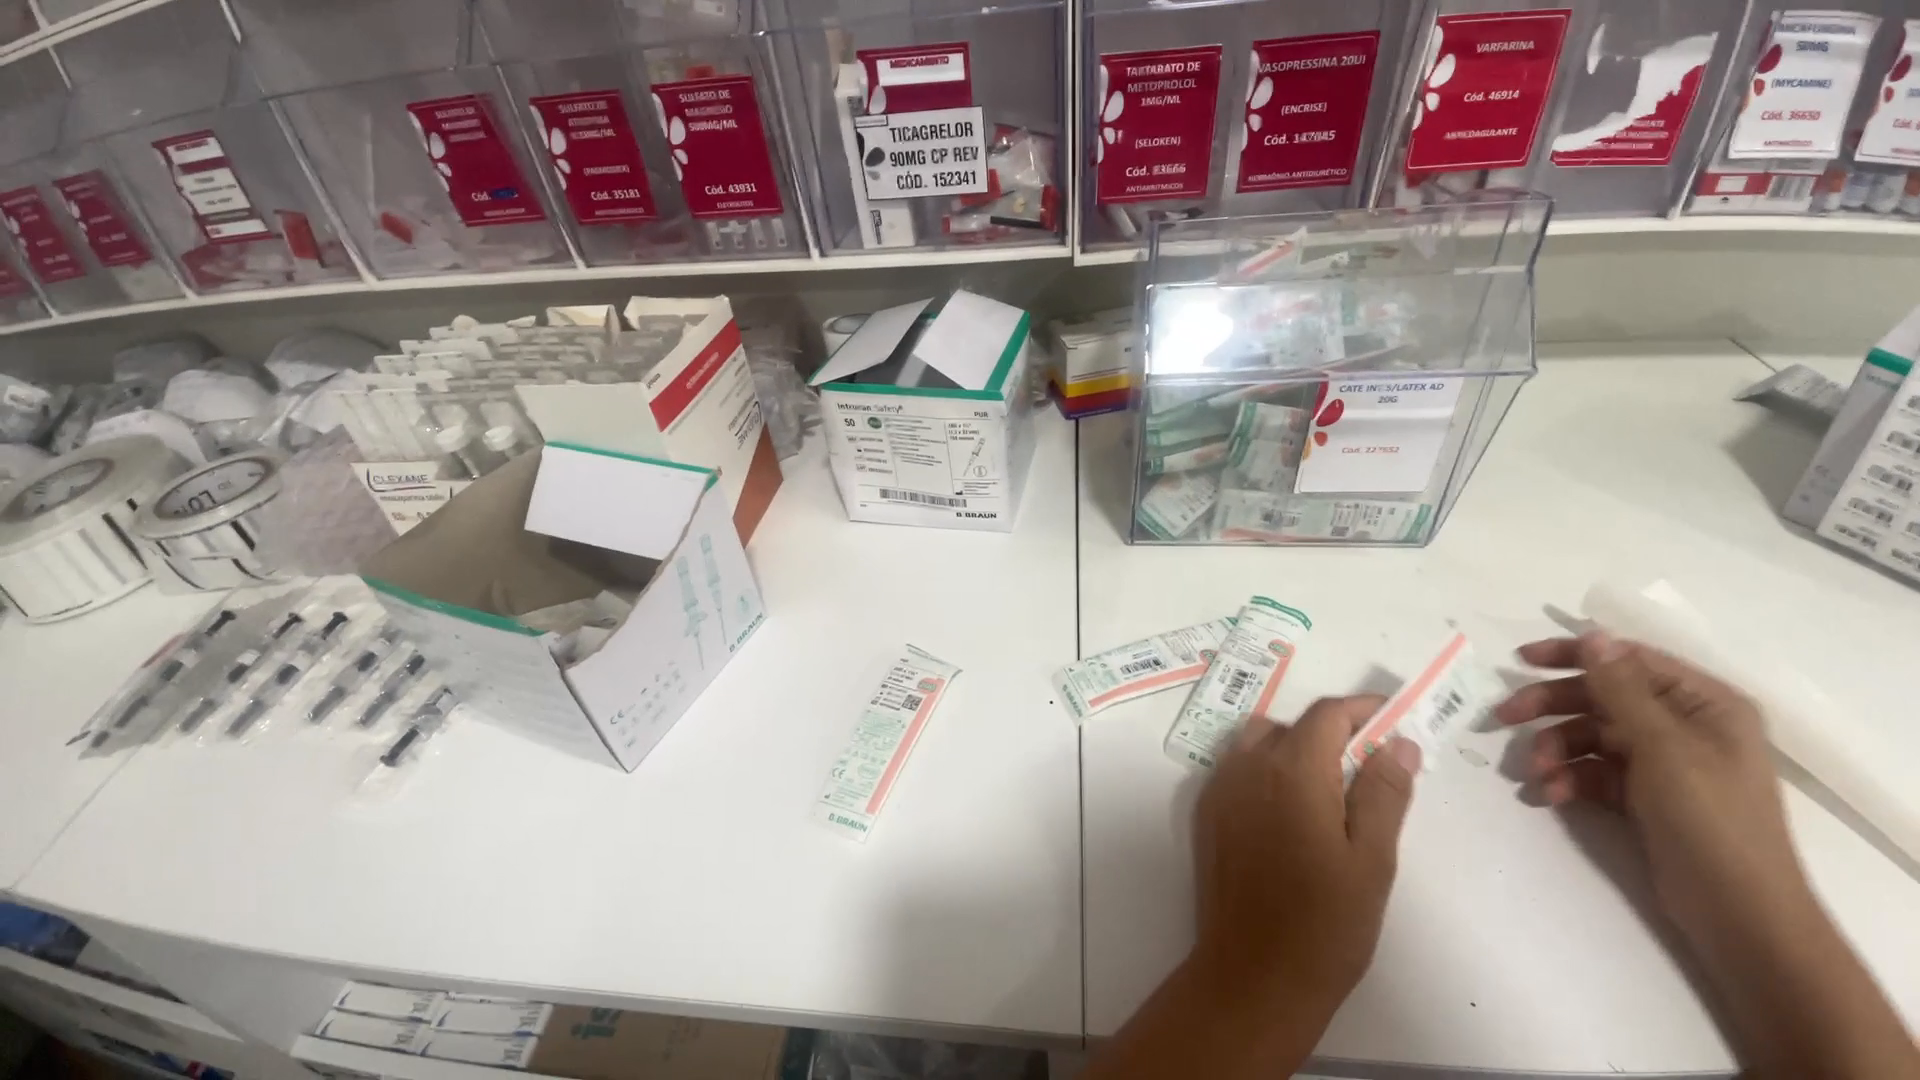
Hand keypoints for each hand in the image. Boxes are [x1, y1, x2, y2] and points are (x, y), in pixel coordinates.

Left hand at [1192, 695, 1421, 1015]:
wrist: (1254, 974)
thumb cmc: (1325, 923)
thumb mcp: (1371, 859)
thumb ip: (1383, 792)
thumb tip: (1396, 742)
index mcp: (1290, 771)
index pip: (1325, 715)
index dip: (1360, 709)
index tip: (1392, 718)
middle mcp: (1245, 768)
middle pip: (1289, 725)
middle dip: (1329, 732)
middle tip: (1369, 764)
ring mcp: (1219, 790)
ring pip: (1256, 742)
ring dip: (1293, 748)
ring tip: (1331, 788)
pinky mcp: (1206, 814)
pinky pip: (1236, 769)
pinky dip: (1265, 769)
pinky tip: (1291, 810)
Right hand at [1494, 633, 1813, 950]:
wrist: (1738, 912)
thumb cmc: (1709, 818)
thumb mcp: (1663, 747)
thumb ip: (1622, 689)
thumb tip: (1594, 635)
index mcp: (1703, 704)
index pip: (1627, 661)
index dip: (1573, 656)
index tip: (1520, 661)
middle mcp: (1683, 726)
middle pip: (1600, 698)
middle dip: (1550, 710)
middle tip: (1502, 718)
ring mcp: (1662, 762)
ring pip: (1588, 736)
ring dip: (1555, 750)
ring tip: (1535, 774)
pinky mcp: (1642, 795)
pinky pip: (1592, 771)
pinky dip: (1568, 779)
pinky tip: (1550, 795)